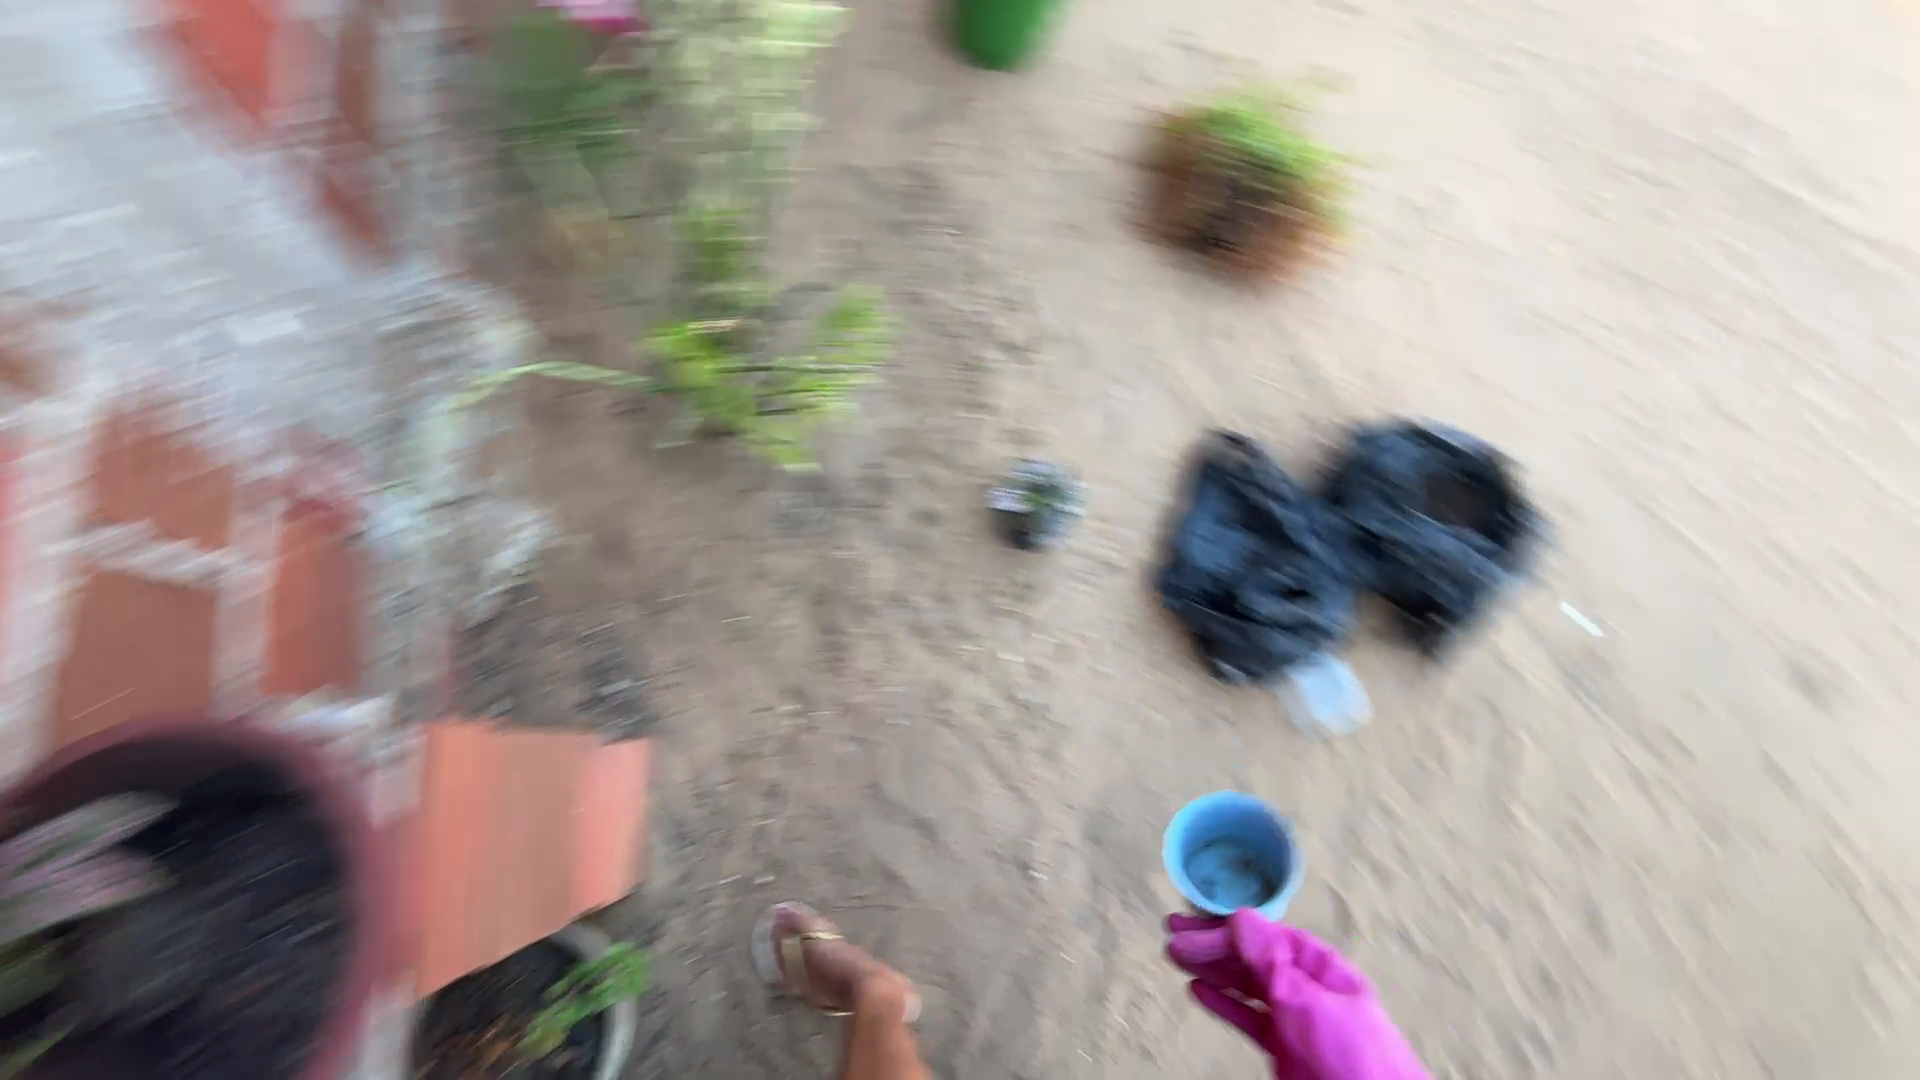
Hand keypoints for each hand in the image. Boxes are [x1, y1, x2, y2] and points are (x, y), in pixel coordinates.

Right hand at [1166, 910, 1429, 1079]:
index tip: (1192, 924)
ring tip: (1174, 956)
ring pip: (1245, 984)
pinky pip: (1247, 1017)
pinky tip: (1198, 990)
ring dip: (1211, 969)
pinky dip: (1223, 1003)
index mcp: (1320, 967)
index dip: (1228, 928)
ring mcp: (1294, 1019)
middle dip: (1212, 944)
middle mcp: (1305, 987)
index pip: (1266, 935)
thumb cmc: (1354, 1058)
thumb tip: (1239, 916)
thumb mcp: (1310, 1003)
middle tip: (1172, 934)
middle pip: (1251, 956)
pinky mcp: (1283, 1048)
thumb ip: (1273, 961)